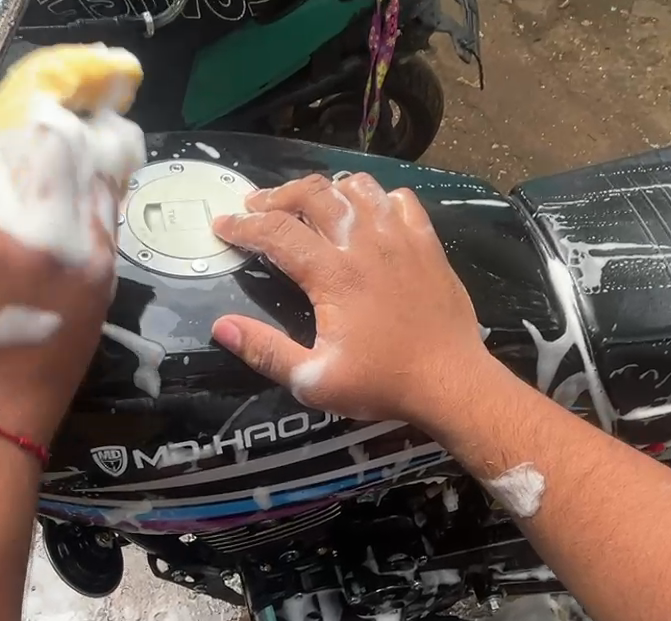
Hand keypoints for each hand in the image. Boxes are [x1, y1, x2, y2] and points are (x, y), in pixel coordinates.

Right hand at [209, 173, 498, 424]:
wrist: (450, 381)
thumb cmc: (381, 384)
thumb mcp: (314, 381)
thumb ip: (266, 351)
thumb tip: (222, 327)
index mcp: (333, 274)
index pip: (278, 232)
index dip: (243, 225)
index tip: (221, 225)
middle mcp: (365, 243)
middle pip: (313, 194)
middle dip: (276, 196)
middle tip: (255, 207)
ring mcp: (401, 237)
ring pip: (357, 187)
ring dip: (325, 190)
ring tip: (307, 205)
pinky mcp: (427, 243)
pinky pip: (398, 199)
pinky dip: (374, 199)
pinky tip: (366, 215)